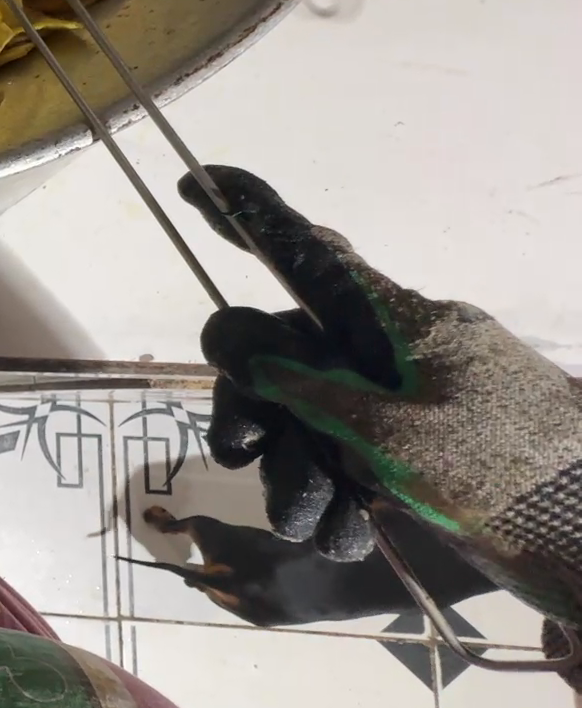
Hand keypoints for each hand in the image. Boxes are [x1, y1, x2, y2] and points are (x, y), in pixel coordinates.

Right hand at [182, 166, 581, 628]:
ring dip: (292, 468)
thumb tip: (247, 351)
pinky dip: (322, 487)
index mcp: (403, 323)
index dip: (252, 218)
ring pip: (298, 408)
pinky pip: (330, 443)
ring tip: (309, 522)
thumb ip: (309, 387)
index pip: (312, 256)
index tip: (201, 181)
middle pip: (282, 354)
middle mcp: (389, 347)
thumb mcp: (394, 433)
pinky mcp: (402, 436)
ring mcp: (395, 392)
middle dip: (255, 411)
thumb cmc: (506, 476)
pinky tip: (332, 527)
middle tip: (239, 454)